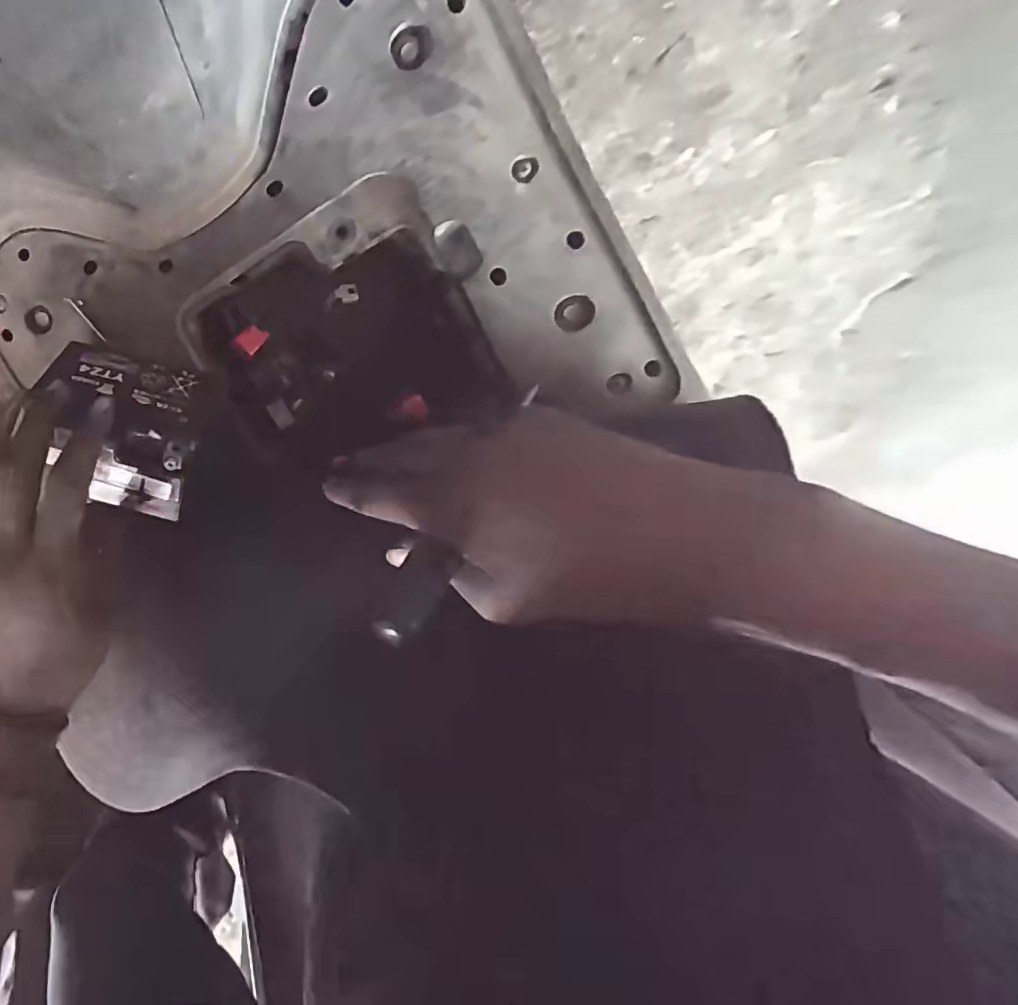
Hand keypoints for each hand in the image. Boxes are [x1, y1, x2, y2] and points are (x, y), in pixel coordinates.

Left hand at [0, 388, 114, 714]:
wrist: (11, 702)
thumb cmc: (67, 656)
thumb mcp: (104, 608)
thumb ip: (106, 551)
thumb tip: (109, 502)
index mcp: (51, 560)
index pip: (67, 485)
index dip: (83, 442)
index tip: (98, 410)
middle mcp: (8, 547)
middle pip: (16, 471)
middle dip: (34, 423)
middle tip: (50, 392)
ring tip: (5, 399)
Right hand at [322, 407, 742, 625]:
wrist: (689, 531)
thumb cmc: (590, 580)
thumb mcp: (502, 598)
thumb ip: (444, 569)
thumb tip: (407, 546)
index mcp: (449, 505)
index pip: (378, 493)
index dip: (349, 490)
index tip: (328, 485)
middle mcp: (464, 457)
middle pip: (399, 454)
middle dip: (367, 461)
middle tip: (343, 465)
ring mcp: (501, 430)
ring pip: (434, 434)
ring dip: (404, 445)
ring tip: (384, 452)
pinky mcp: (536, 418)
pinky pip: (474, 424)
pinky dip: (449, 435)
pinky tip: (445, 442)